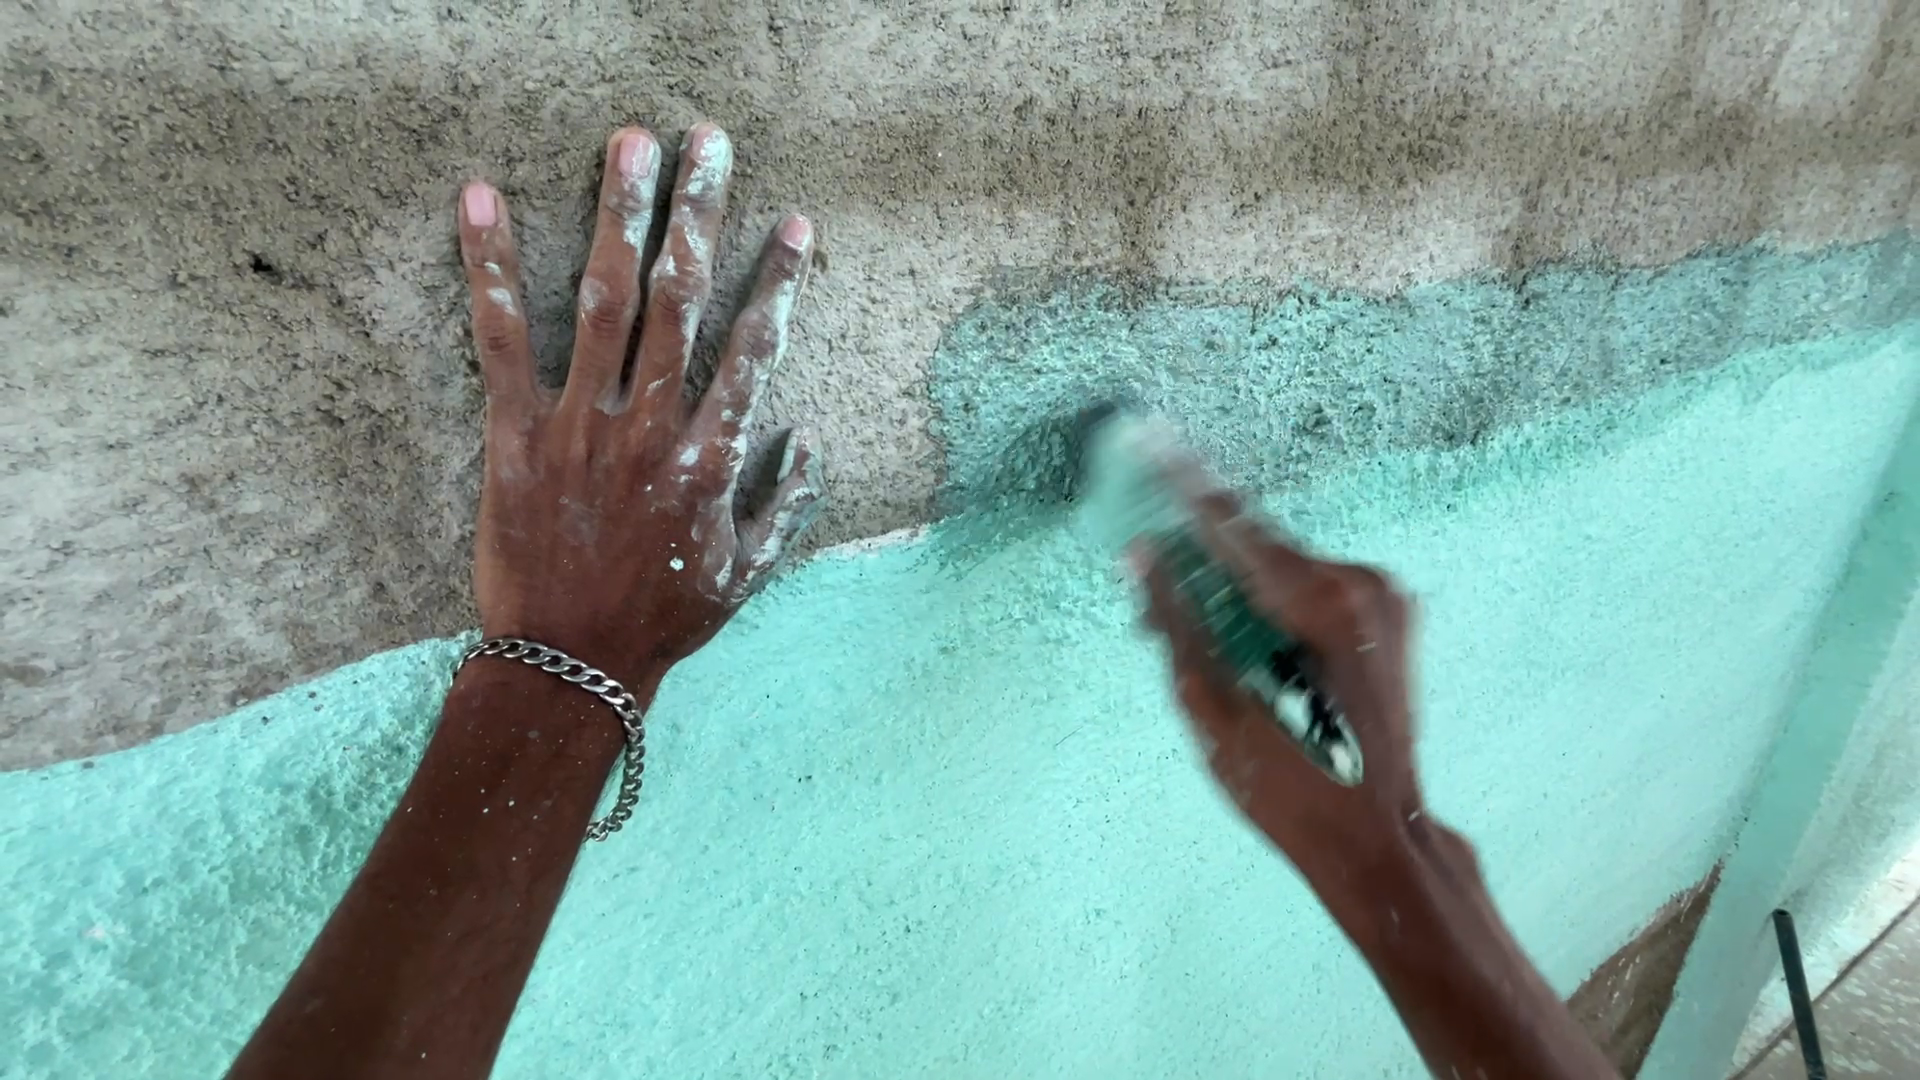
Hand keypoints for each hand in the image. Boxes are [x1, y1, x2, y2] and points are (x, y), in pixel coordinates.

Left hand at [456, 123, 821, 689]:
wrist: (574, 661)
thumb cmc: (669, 616)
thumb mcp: (751, 570)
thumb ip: (791, 503)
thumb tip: (811, 437)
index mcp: (712, 461)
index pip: (754, 352)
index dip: (778, 283)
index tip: (793, 225)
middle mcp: (653, 428)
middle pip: (682, 303)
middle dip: (700, 216)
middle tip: (709, 144)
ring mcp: (582, 427)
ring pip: (605, 303)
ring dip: (618, 215)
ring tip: (630, 145)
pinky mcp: (516, 438)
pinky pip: (500, 342)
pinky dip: (487, 268)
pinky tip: (480, 198)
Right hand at [1138, 477, 1423, 877]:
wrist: (1377, 839)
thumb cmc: (1286, 783)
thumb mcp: (1210, 703)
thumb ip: (1176, 617)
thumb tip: (1142, 556)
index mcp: (1319, 600)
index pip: (1231, 525)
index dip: (1182, 484)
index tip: (1149, 441)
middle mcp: (1360, 582)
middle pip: (1256, 545)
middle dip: (1198, 552)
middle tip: (1149, 564)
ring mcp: (1382, 597)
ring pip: (1281, 565)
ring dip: (1229, 581)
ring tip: (1187, 617)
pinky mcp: (1388, 616)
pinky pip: (1307, 587)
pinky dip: (1264, 597)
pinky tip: (1236, 630)